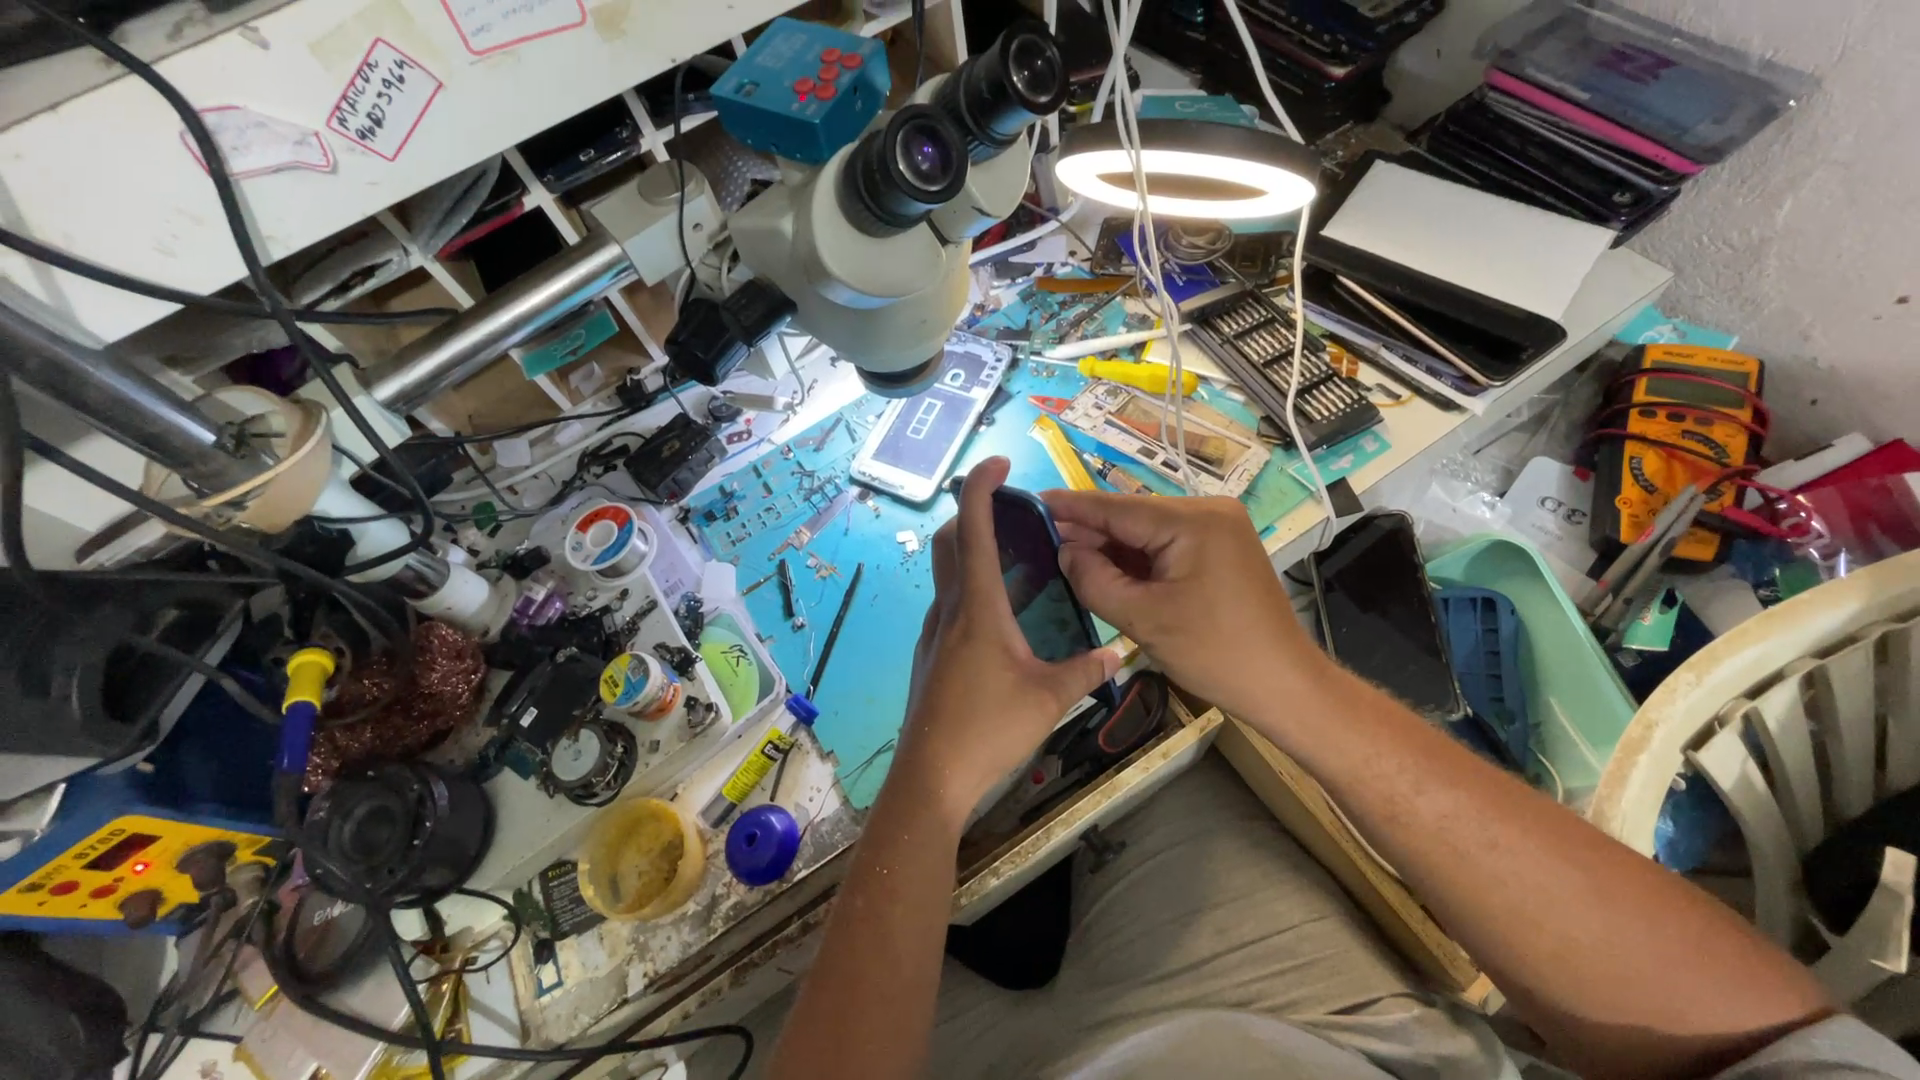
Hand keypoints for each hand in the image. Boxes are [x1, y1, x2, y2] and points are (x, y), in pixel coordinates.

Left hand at [897, 458, 1121, 823]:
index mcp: (977, 608)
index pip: (972, 529)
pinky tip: (1002, 618)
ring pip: (947, 574)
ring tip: (1016, 559)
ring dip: (972, 552)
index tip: (997, 462)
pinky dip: (972, 589)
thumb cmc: (988, 730)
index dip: (980, 487)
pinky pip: (950, 605)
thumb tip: (1118, 654)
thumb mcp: (1047, 699)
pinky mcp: (930, 656)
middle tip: (1011, 510)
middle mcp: (949, 611)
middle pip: (949, 542)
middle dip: (972, 512)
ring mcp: (934, 633)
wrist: (931, 777)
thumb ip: (1084, 671)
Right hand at [1043, 490, 1327, 721]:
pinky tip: (1105, 566)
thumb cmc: (1214, 653)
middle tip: (1040, 538)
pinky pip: (1167, 545)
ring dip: (1111, 546)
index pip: (1118, 508)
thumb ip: (1095, 580)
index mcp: (1193, 521)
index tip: (1033, 502)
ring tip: (1064, 553)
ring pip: (1148, 532)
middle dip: (1089, 530)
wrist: (1282, 684)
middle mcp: (1209, 511)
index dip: (1072, 507)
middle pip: (1133, 516)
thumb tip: (1065, 551)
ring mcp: (1219, 529)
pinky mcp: (1221, 549)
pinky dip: (1137, 558)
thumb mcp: (1143, 618)